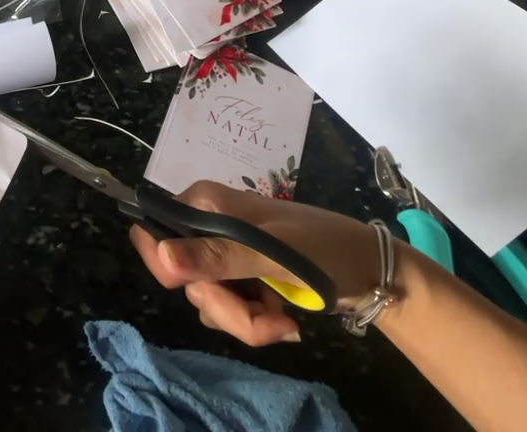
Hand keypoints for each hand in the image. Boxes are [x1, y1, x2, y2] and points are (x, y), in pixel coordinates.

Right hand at [130, 181, 386, 345]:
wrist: (374, 271)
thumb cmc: (326, 247)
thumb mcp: (274, 252)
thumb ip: (218, 256)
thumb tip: (162, 258)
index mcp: (204, 205)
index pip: (152, 231)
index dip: (165, 265)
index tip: (199, 286)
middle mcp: (205, 226)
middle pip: (182, 276)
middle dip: (223, 305)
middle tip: (263, 316)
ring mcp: (222, 254)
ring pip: (204, 298)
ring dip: (241, 319)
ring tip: (282, 321)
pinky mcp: (239, 278)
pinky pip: (224, 308)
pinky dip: (252, 322)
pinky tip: (282, 319)